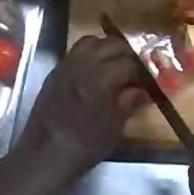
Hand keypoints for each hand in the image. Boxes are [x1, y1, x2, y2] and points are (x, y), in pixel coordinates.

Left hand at [14, 35, 144, 179]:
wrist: (45, 153)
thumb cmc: (84, 146)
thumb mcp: (114, 129)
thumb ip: (129, 103)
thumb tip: (143, 91)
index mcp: (100, 80)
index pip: (129, 64)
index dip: (142, 72)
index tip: (148, 81)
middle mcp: (83, 65)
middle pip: (111, 45)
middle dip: (127, 54)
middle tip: (136, 69)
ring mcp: (67, 65)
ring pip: (92, 42)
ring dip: (107, 48)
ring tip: (116, 63)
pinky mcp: (56, 71)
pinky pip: (76, 50)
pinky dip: (90, 52)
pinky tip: (95, 68)